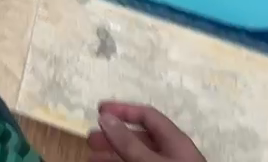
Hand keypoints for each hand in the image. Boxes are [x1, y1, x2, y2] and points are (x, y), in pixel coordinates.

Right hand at [89, 101, 205, 161]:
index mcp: (176, 143)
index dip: (123, 110)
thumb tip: (104, 117)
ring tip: (91, 161)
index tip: (99, 112)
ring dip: (113, 158)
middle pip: (139, 140)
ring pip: (137, 160)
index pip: (148, 116)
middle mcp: (173, 157)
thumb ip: (128, 142)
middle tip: (91, 141)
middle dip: (113, 138)